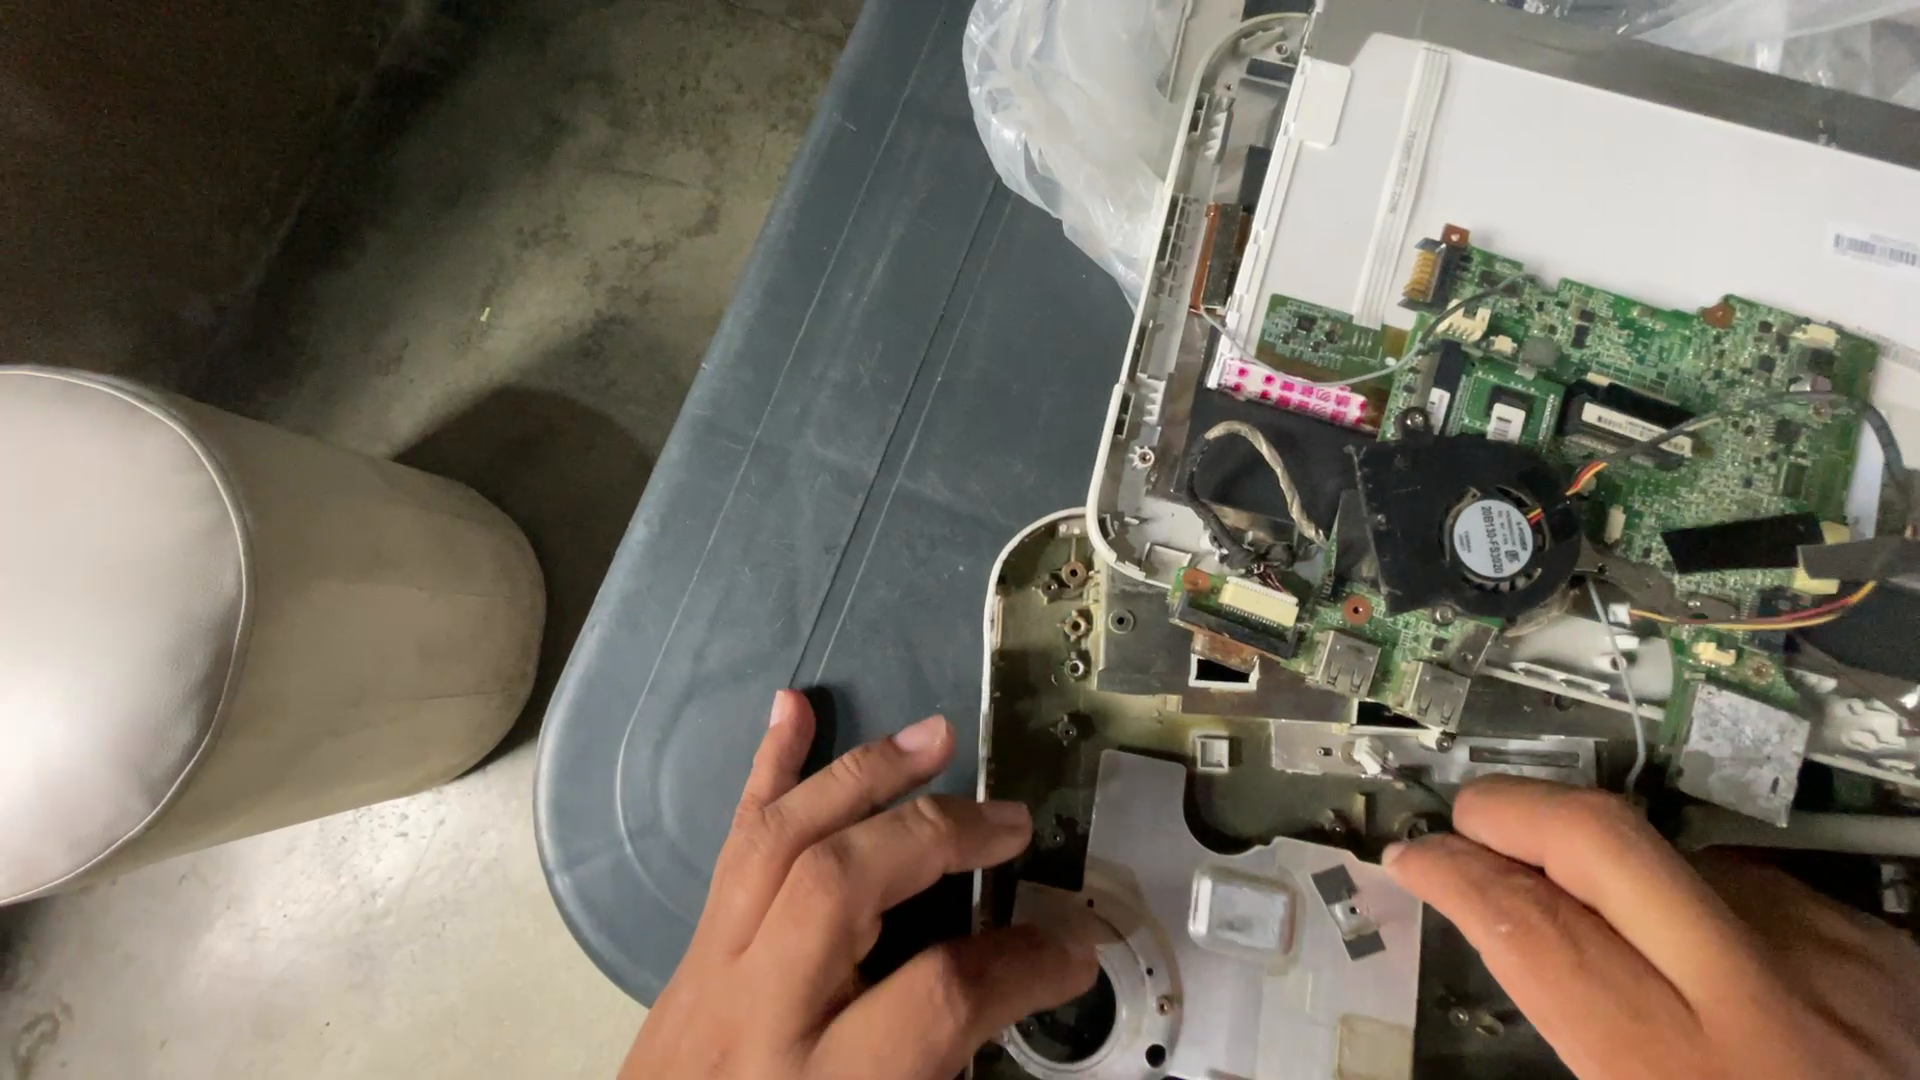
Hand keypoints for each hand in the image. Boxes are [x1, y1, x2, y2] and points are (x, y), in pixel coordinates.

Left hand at [621, 691, 1098, 1079]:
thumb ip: (946, 1052)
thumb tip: (1027, 975)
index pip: (934, 997)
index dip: (1019, 964)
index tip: (1071, 947)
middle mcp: (754, 1014)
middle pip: (842, 882)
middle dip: (938, 832)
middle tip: (1009, 819)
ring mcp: (709, 970)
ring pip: (781, 840)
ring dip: (865, 774)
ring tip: (934, 735)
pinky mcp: (688, 947)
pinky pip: (731, 842)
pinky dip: (767, 768)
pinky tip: (791, 707)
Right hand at [1384, 776, 1919, 1079]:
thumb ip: (1562, 1014)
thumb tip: (1488, 913)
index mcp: (1680, 1072)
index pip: (1530, 926)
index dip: (1453, 873)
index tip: (1414, 859)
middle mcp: (1769, 1004)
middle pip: (1597, 837)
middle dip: (1507, 810)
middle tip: (1466, 826)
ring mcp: (1842, 961)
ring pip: (1668, 852)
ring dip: (1600, 862)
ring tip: (1586, 908)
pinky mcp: (1890, 948)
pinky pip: (1746, 883)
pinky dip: (1692, 896)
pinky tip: (1699, 946)